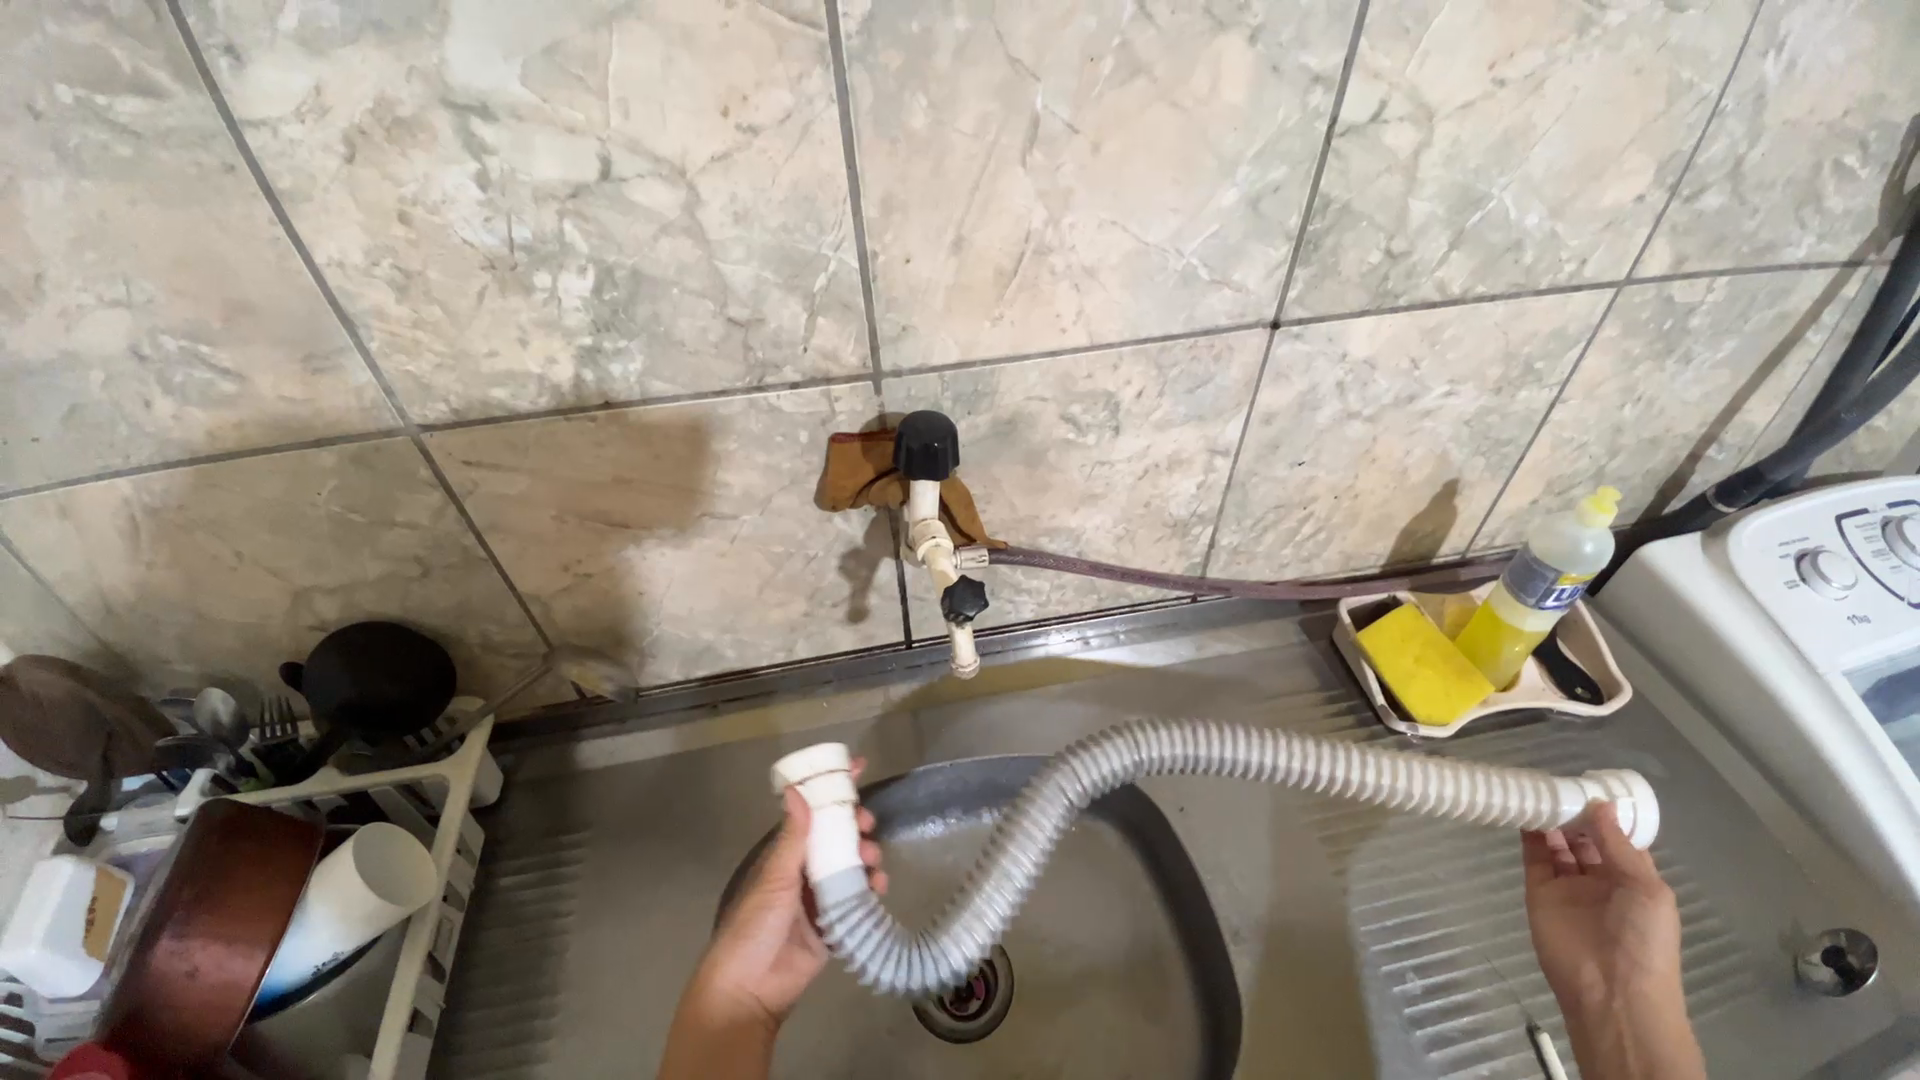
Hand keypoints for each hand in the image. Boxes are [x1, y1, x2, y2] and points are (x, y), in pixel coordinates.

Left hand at [658, 762, 885, 1079]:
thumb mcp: (774, 878)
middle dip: (857, 826)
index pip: (813, 814)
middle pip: (839, 838)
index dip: (833, 790)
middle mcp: (805, 871)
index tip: (857, 767)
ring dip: (867, 856)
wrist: (750, 988)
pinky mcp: (835, 924)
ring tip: (874, 862)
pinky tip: (878, 887)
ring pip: (852, 865)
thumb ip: (792, 837)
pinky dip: (871, 889)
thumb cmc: (753, 926)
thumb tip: (797, 790)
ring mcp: (821, 898)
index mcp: (786, 855)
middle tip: (867, 825)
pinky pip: (858, 899)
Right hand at [1522, 802, 1704, 1079]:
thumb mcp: (1646, 889)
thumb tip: (1600, 804)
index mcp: (1635, 880)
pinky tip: (1525, 811)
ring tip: (1539, 791)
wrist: (1610, 988)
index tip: (1592, 785)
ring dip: (1552, 820)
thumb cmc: (1643, 940)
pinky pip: (1534, 856)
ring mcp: (1569, 884)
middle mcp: (1601, 879)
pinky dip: (1529, 835)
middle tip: (1560, 783)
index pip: (1619, 839)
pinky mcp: (1539, 889)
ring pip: (1558, 844)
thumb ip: (1618, 845)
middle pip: (1585, 838)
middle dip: (1575, 813)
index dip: (1608, 815)